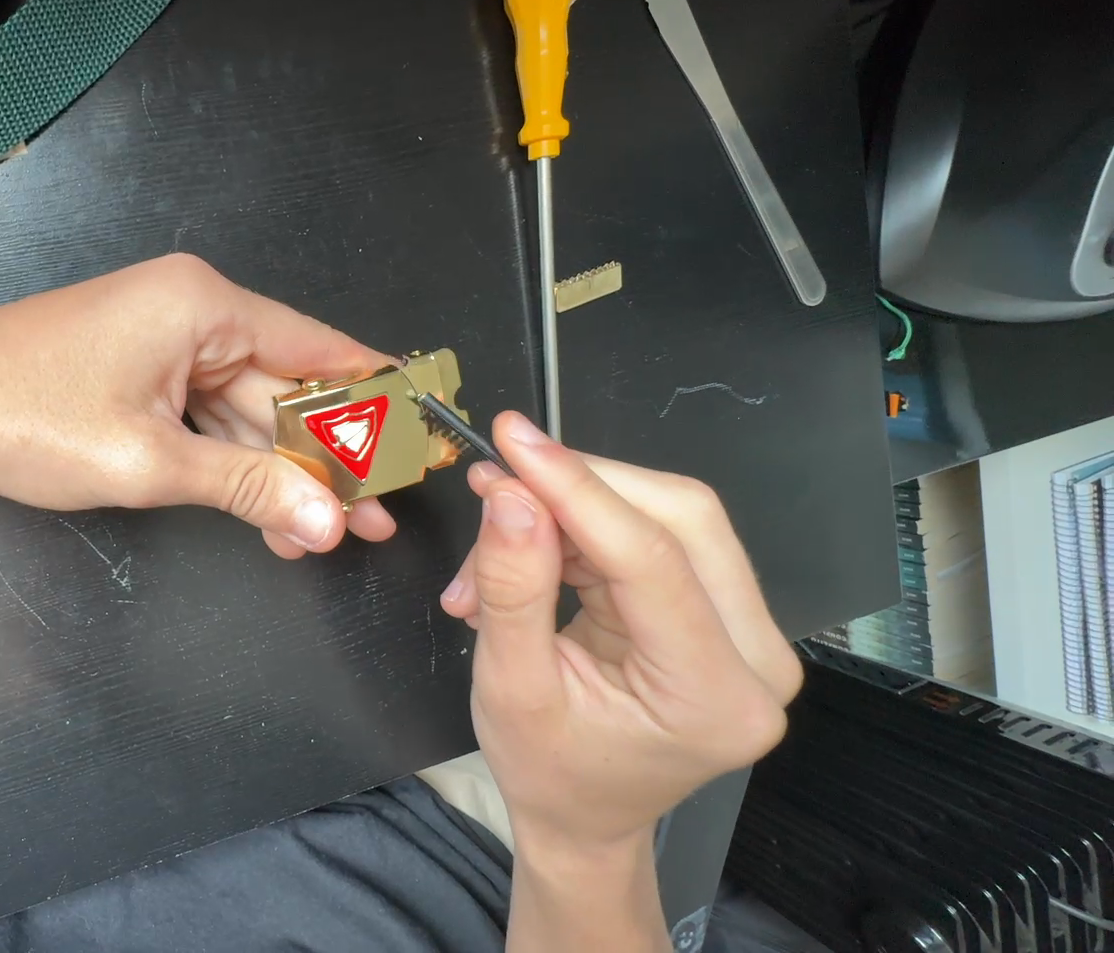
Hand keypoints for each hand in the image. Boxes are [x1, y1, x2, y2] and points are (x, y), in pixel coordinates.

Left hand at [0, 253, 396, 556]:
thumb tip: (331, 519)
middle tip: (367, 522)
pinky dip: (229, 463)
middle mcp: (191, 311)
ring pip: (242, 411)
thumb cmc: (30, 420)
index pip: (319, 349)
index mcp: (204, 305)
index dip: (374, 398)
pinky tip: (264, 512)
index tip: (418, 440)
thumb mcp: (149, 463)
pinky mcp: (137, 370)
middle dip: (321, 460)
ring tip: (318, 535)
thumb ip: (247, 487)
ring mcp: (162, 342)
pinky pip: (202, 417)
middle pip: (282, 389)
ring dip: (275, 472)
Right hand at [439, 412, 801, 854]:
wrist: (582, 814)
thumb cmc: (544, 768)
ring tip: (493, 538)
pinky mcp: (716, 613)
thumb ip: (511, 589)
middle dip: (580, 484)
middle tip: (496, 480)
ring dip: (570, 507)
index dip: (575, 488)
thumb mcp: (508, 685)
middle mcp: (756, 657)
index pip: (651, 559)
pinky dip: (576, 528)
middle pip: (681, 518)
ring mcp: (745, 632)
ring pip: (666, 515)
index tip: (510, 436)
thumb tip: (509, 496)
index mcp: (713, 695)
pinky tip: (524, 549)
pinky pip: (649, 534)